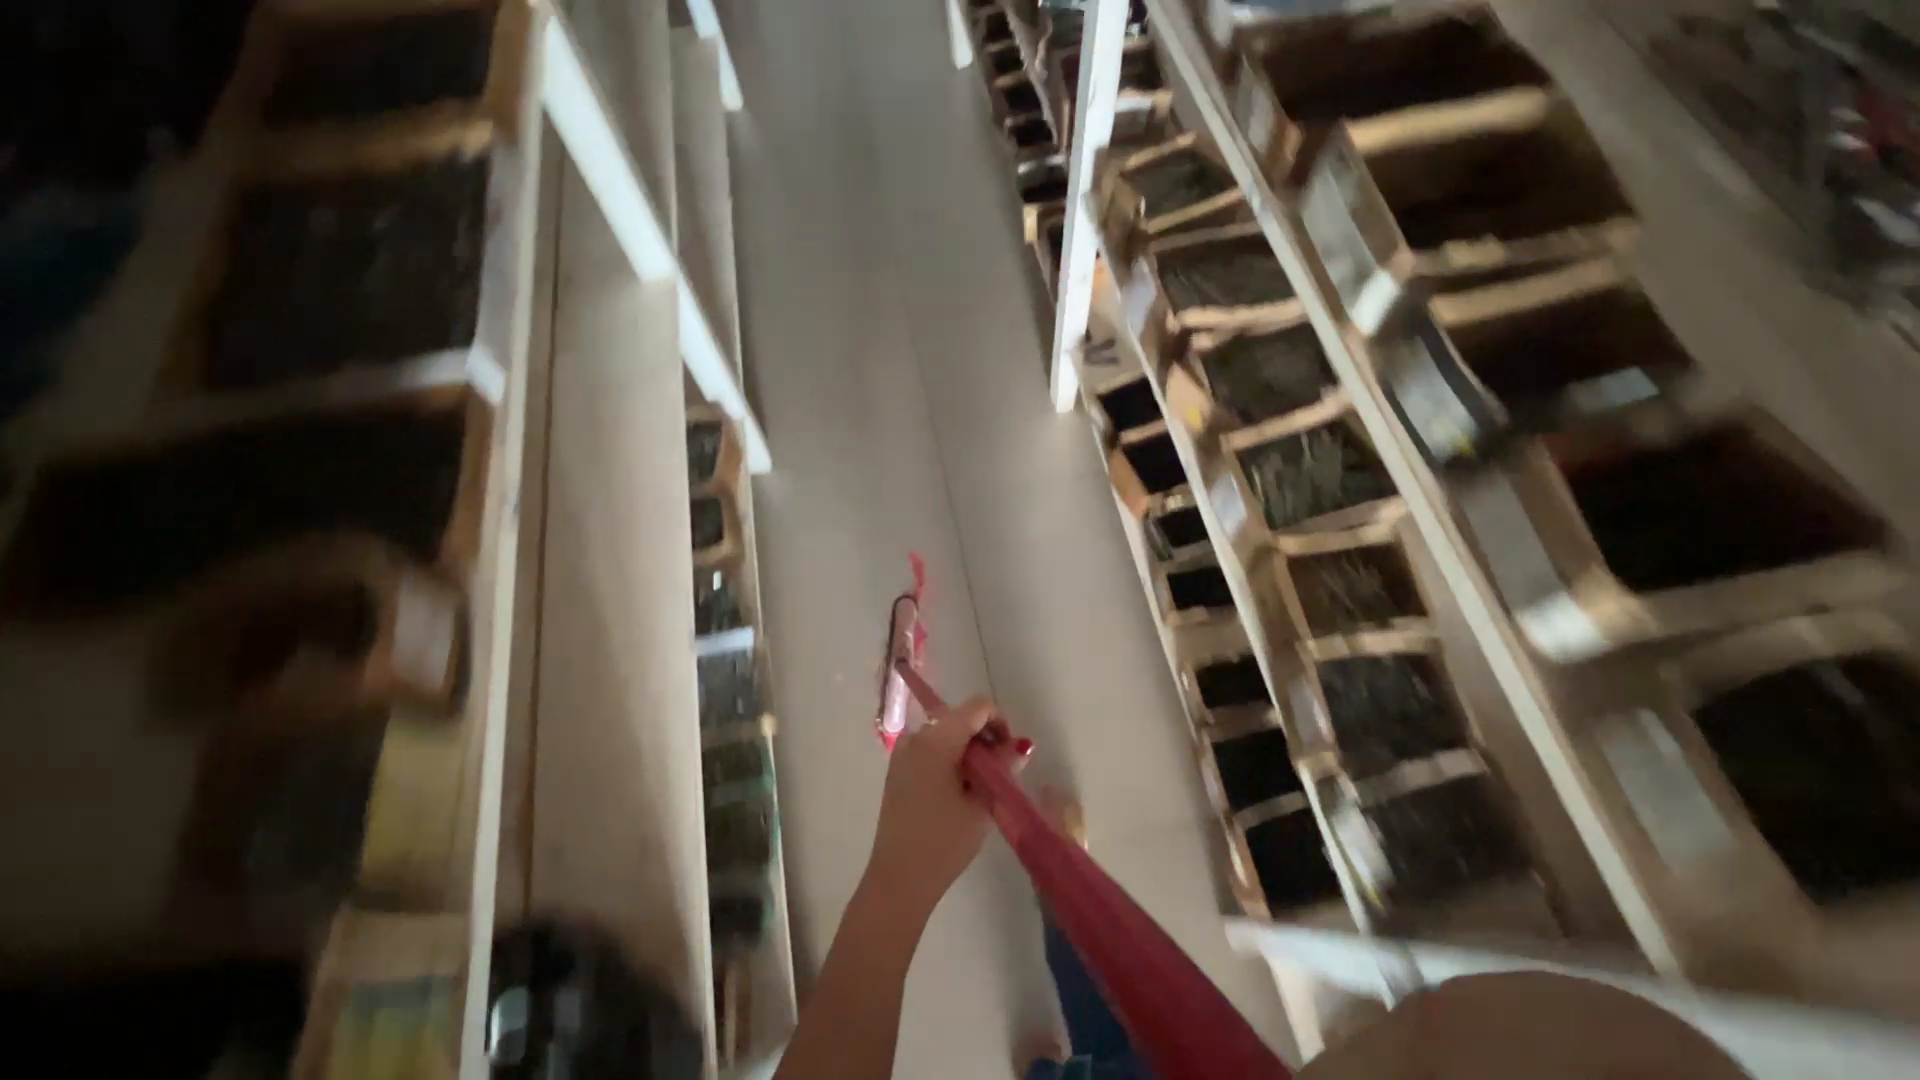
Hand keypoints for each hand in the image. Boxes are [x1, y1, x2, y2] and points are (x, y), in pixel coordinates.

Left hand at [863, 697, 1030, 914]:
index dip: (1000, 722)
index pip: (976, 707)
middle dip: (985, 736)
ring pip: (944, 734)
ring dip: (968, 748)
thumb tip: (1020, 747)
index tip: (1011, 753)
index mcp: (936, 739)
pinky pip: (930, 749)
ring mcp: (902, 753)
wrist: (898, 878)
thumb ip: (1002, 767)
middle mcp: (916, 737)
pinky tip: (960, 789)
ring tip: (982, 783)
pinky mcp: (897, 770)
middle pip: (959, 717)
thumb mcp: (981, 804)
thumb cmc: (944, 841)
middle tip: (1001, 770)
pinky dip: (950, 758)